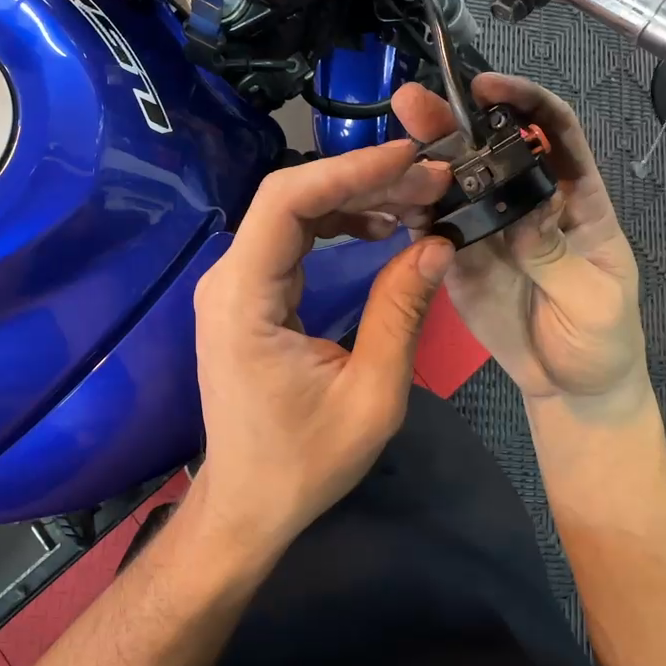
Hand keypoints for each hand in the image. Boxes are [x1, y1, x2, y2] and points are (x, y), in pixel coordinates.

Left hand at [191, 140, 455, 553]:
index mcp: (244, 299)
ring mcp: (233, 284)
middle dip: (363, 178)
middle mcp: (228, 278)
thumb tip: (438, 243)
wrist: (249, 504)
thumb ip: (400, 312)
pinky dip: (337, 222)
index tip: (408, 161)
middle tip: (430, 179)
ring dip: (354, 196)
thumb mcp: (372, 395)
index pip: (286, 202)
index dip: (347, 170)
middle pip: (291, 197)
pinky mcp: (248, 293)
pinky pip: (292, 237)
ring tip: (416, 199)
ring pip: (292, 211)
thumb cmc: (305, 462)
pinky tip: (380, 227)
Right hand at [393, 75, 643, 411]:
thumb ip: (557, 254)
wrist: (570, 391)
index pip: (555, 131)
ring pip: (454, 181)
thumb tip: (522, 211)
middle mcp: (526, 201)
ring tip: (391, 141)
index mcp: (574, 197)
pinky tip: (388, 195)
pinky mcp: (458, 258)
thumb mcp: (594, 299)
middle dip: (455, 120)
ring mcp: (488, 228)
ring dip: (424, 157)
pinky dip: (410, 208)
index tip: (489, 86)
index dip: (526, 101)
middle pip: (492, 147)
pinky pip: (432, 226)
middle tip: (414, 102)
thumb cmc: (602, 340)